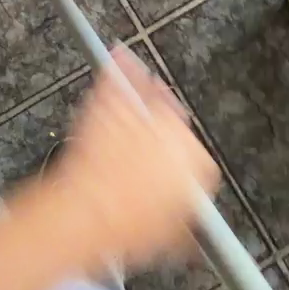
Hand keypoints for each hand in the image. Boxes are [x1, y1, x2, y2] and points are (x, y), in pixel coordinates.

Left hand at [27, 47, 218, 268]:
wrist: (89, 209)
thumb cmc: (128, 224)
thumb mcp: (172, 235)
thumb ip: (185, 220)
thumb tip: (186, 225)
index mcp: (195, 161)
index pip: (199, 159)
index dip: (182, 168)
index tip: (171, 173)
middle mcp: (172, 130)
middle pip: (175, 121)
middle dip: (166, 129)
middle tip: (152, 144)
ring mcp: (140, 112)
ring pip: (149, 93)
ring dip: (147, 87)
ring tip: (145, 80)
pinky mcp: (111, 102)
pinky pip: (119, 77)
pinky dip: (120, 65)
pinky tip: (119, 54)